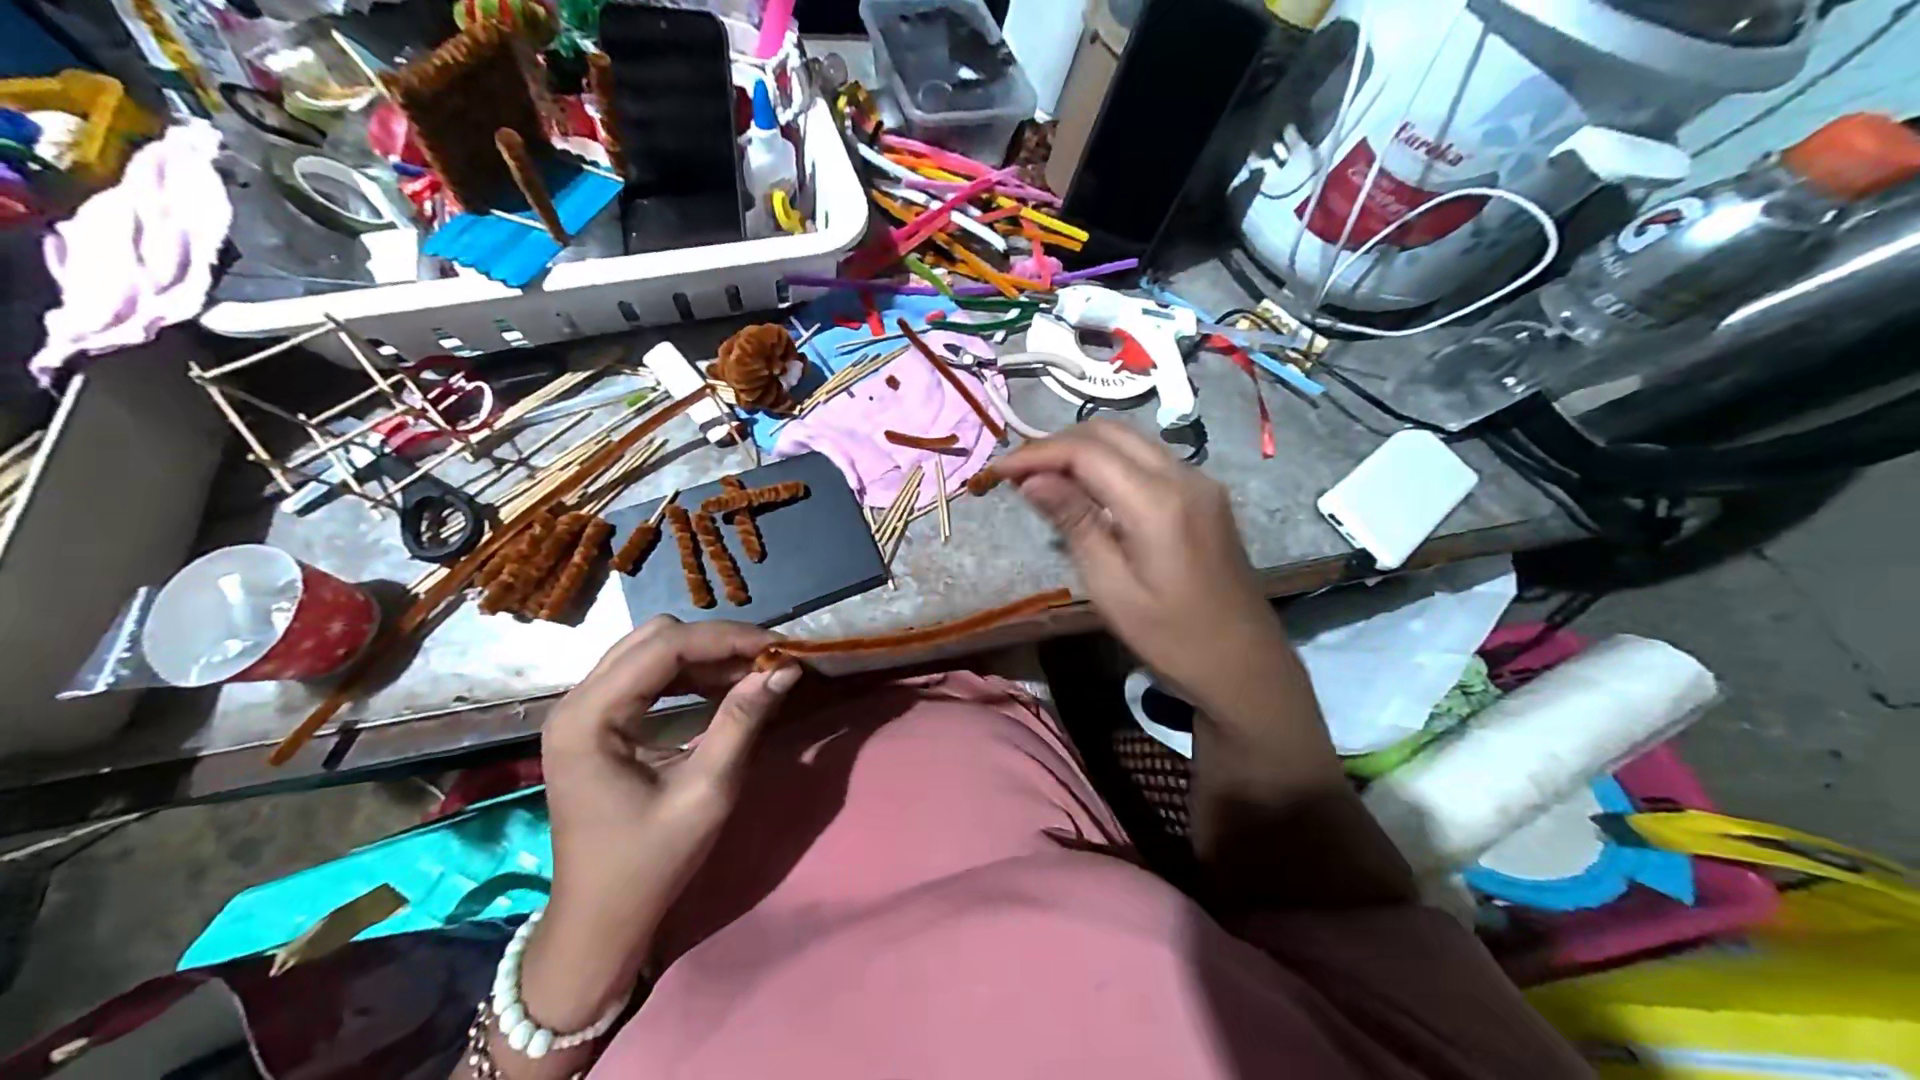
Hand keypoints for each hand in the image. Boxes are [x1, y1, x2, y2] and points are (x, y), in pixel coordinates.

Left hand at [537, 618, 798, 984]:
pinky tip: (723, 686)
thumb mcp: (707, 792)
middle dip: (716, 643)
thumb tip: (784, 669)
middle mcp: (576, 701)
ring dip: (705, 655)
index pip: (665, 646)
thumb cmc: (650, 862)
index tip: (779, 647)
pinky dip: (688, 674)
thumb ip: (742, 721)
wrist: (600, 918)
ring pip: (651, 650)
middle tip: (767, 662)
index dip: (727, 639)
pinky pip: (646, 675)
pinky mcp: (595, 721)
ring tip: (753, 671)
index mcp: (589, 717)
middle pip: (654, 638)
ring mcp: (582, 710)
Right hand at [997, 421, 1295, 725]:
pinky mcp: (1205, 495)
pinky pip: (1148, 460)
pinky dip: (1110, 462)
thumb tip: (1032, 480)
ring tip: (1043, 478)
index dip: (1036, 454)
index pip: (1085, 452)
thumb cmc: (1172, 638)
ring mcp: (1200, 482)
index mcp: (1158, 502)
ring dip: (1083, 449)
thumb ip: (1074, 523)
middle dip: (1056, 444)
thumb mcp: (1112, 588)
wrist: (1245, 665)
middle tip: (1016, 473)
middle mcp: (1184, 476)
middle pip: (1108, 432)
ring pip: (1130, 440)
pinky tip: (1087, 490)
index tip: (998, 471)